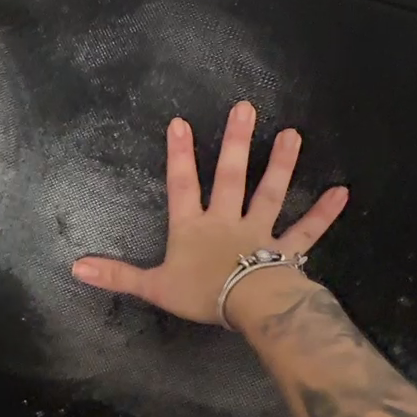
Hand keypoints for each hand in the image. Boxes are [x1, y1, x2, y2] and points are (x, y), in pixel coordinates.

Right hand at [70, 100, 347, 326]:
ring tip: (292, 134)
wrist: (251, 308)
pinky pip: (307, 231)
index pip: (181, 185)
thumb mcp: (153, 286)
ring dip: (281, 165)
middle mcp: (225, 221)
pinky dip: (323, 213)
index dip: (179, 155)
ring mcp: (259, 233)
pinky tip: (341, 193)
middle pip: (230, 177)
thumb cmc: (202, 294)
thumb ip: (116, 275)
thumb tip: (75, 268)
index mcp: (192, 227)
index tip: (180, 122)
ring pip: (270, 194)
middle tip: (245, 108)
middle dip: (235, 142)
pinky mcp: (286, 251)